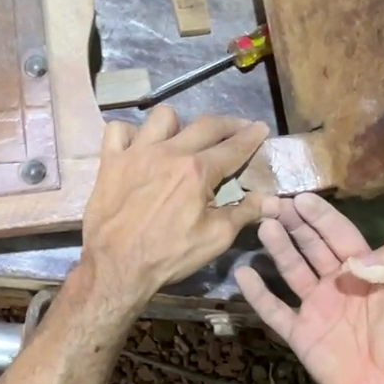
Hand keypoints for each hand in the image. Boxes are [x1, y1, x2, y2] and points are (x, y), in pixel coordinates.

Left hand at [79, 107, 268, 310]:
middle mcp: (169, 152)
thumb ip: (244, 213)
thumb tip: (273, 201)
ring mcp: (136, 152)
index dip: (251, 137)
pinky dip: (129, 134)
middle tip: (238, 127)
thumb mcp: (215, 238)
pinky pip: (118, 130)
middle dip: (228, 123)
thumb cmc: (168, 255)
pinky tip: (138, 146)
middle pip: (206, 125)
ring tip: (182, 138)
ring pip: (162, 117)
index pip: (233, 147)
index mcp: (197, 171)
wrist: (116, 266)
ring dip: (178, 124)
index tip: (261, 128)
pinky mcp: (110, 160)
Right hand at [236, 193, 383, 383]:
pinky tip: (244, 274)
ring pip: (291, 270)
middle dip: (293, 222)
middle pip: (311, 245)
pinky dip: (258, 294)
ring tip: (263, 226)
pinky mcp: (301, 335)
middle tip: (271, 202)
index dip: (320, 216)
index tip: (300, 198)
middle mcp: (337, 284)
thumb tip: (352, 258)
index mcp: (366, 271)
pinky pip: (275, 311)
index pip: (339, 234)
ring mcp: (317, 309)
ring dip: (278, 248)